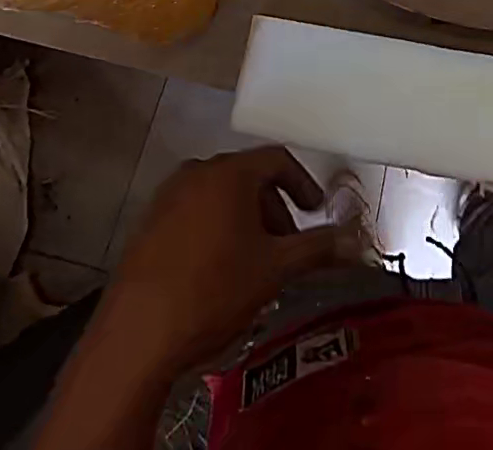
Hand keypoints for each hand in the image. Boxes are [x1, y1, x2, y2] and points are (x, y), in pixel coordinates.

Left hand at [102, 146, 346, 371]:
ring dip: (246, 220)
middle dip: (275, 208)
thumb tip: (354, 242)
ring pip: (220, 195)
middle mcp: (196, 172)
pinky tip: (219, 270)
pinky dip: (217, 228)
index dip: (303, 182)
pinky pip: (194, 211)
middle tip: (288, 247)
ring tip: (256, 263)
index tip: (316, 211)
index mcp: (229, 173)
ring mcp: (167, 195)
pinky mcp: (148, 222)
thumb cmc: (214, 289)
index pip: (277, 159)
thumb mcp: (275, 269)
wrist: (138, 333)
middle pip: (248, 176)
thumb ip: (318, 248)